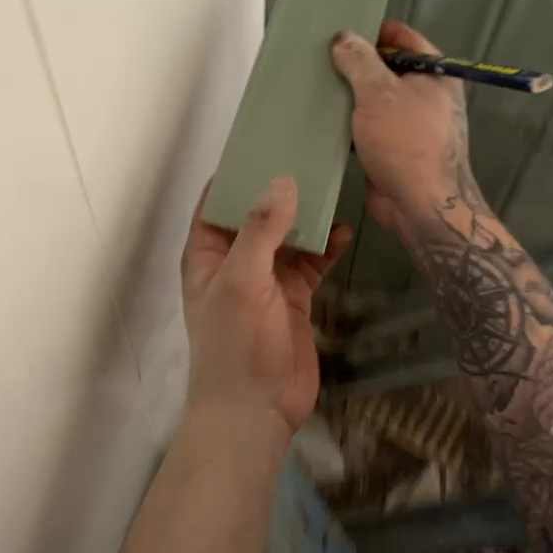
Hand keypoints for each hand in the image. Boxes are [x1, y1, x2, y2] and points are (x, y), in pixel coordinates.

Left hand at [179, 175, 351, 441]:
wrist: (255, 412)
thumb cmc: (236, 344)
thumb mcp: (243, 280)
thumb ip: (263, 230)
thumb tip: (284, 180)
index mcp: (207, 252)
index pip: (219, 200)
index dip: (238, 172)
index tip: (266, 140)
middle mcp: (235, 259)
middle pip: (258, 213)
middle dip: (280, 188)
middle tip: (310, 154)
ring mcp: (266, 279)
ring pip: (288, 235)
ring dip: (307, 216)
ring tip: (333, 185)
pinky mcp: (294, 298)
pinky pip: (311, 263)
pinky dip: (326, 248)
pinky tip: (345, 232)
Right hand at [330, 21, 475, 225]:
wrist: (421, 207)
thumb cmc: (407, 142)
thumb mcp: (379, 93)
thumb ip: (359, 61)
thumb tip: (343, 37)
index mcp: (433, 73)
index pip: (402, 37)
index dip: (373, 29)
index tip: (339, 29)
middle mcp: (424, 94)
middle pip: (384, 68)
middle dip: (353, 64)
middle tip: (315, 56)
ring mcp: (407, 123)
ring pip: (371, 99)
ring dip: (346, 96)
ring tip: (310, 84)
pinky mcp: (391, 147)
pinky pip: (365, 126)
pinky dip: (346, 122)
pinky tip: (317, 118)